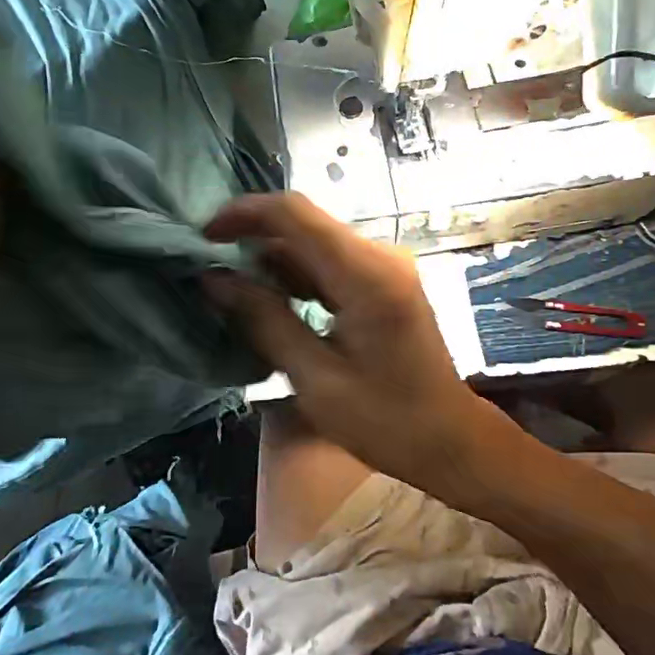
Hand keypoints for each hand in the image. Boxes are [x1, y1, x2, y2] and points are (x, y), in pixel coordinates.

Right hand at [204, 193, 523, 493]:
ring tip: (228, 286)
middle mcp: (378, 257)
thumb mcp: (314, 378)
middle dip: (250, 237)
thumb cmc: (386, 421)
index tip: (203, 236)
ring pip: (310, 241)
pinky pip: (325, 261)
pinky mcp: (380, 280)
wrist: (451, 441)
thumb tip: (212, 280)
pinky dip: (290, 273)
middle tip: (208, 268)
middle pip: (301, 223)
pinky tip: (265, 299)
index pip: (295, 215)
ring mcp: (382, 266)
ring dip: (267, 258)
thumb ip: (263, 320)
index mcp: (366, 276)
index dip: (243, 214)